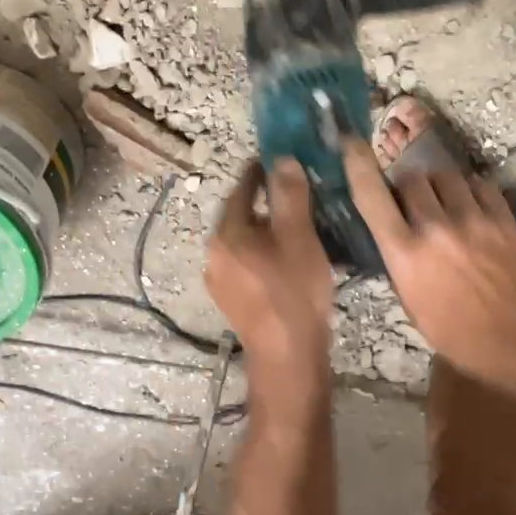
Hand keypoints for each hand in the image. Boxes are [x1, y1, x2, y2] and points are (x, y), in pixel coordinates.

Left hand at [205, 159, 335, 396]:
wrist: (288, 356)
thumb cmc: (295, 291)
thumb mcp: (299, 236)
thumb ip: (289, 195)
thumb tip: (282, 159)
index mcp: (226, 234)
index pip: (241, 189)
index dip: (260, 171)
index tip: (280, 158)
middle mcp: (214, 255)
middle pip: (242, 216)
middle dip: (267, 202)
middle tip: (299, 193)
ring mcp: (220, 281)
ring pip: (246, 242)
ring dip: (268, 230)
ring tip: (301, 226)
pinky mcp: (233, 301)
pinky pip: (249, 264)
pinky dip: (268, 254)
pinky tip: (292, 259)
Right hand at [340, 138, 515, 395]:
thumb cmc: (457, 334)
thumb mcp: (412, 303)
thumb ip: (399, 260)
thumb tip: (393, 231)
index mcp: (404, 253)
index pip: (371, 196)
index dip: (357, 164)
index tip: (351, 143)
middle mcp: (434, 227)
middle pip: (411, 178)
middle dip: (407, 186)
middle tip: (414, 203)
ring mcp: (471, 218)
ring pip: (445, 175)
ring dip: (439, 184)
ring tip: (446, 202)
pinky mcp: (501, 216)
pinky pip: (479, 184)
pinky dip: (471, 190)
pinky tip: (472, 207)